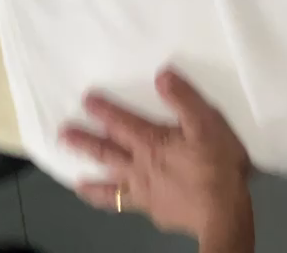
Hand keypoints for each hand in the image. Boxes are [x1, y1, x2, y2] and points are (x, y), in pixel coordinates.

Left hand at [62, 68, 252, 242]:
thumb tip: (161, 75)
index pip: (122, 122)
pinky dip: (113, 203)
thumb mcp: (206, 121)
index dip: (104, 110)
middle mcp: (141, 167)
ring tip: (76, 181)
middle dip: (85, 142)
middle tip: (64, 134)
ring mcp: (144, 192)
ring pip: (110, 185)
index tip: (86, 100)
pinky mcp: (153, 210)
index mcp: (152, 142)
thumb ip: (184, 98)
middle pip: (107, 152)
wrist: (222, 210)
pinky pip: (124, 205)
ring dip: (92, 181)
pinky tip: (113, 202)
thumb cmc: (216, 162)